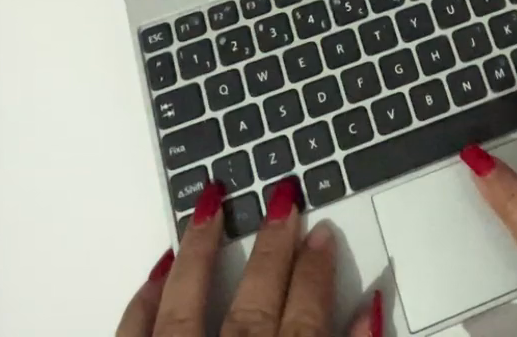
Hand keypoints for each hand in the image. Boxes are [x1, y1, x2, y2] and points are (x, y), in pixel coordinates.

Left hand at [115, 179, 381, 336]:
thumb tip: (371, 305)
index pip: (304, 321)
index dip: (316, 273)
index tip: (323, 233)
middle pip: (253, 304)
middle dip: (271, 246)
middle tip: (283, 195)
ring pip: (186, 306)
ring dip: (201, 251)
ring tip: (212, 199)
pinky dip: (144, 302)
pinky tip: (157, 266)